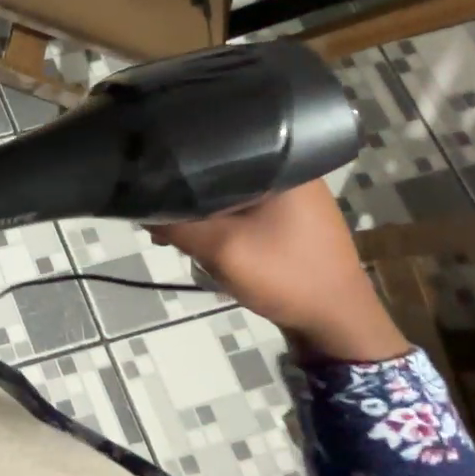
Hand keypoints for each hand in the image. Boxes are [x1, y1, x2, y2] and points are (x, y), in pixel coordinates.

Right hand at [148, 180, 410, 362]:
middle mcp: (290, 173)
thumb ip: (173, 222)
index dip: (173, 165)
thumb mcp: (219, 248)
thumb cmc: (287, 278)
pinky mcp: (289, 218)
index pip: (212, 149)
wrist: (341, 326)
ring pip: (225, 193)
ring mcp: (292, 197)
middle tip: (159, 220)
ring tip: (174, 234)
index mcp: (283, 166)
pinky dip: (217, 221)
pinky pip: (240, 208)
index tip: (144, 184)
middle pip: (216, 172)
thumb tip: (133, 201)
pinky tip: (201, 240)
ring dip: (199, 212)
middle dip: (184, 195)